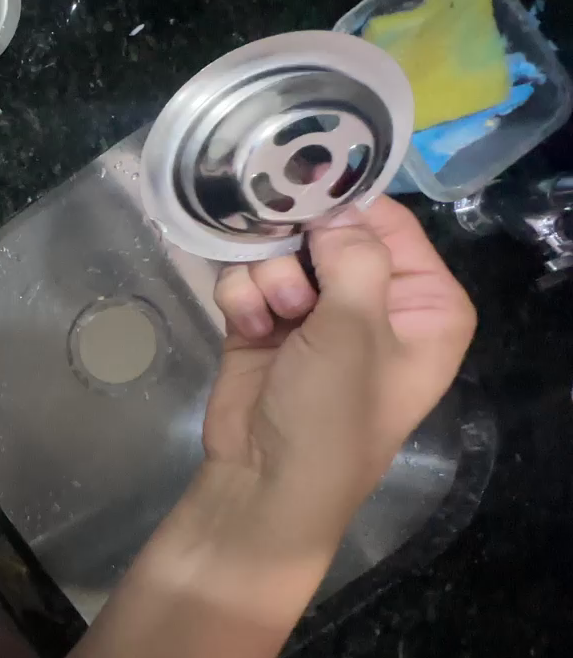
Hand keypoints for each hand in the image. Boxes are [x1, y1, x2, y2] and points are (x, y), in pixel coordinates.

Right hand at [202, 196, 474, 551]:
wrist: (266, 470)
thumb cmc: (334, 408)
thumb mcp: (356, 331)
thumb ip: (351, 260)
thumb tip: (332, 209)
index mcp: (419, 298)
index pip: (387, 226)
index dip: (345, 207)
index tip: (301, 187)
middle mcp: (365, 299)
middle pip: (320, 237)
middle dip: (293, 256)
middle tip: (292, 290)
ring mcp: (308, 314)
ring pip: (273, 261)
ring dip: (263, 284)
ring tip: (269, 321)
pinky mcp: (257, 326)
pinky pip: (242, 286)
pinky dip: (238, 301)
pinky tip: (245, 329)